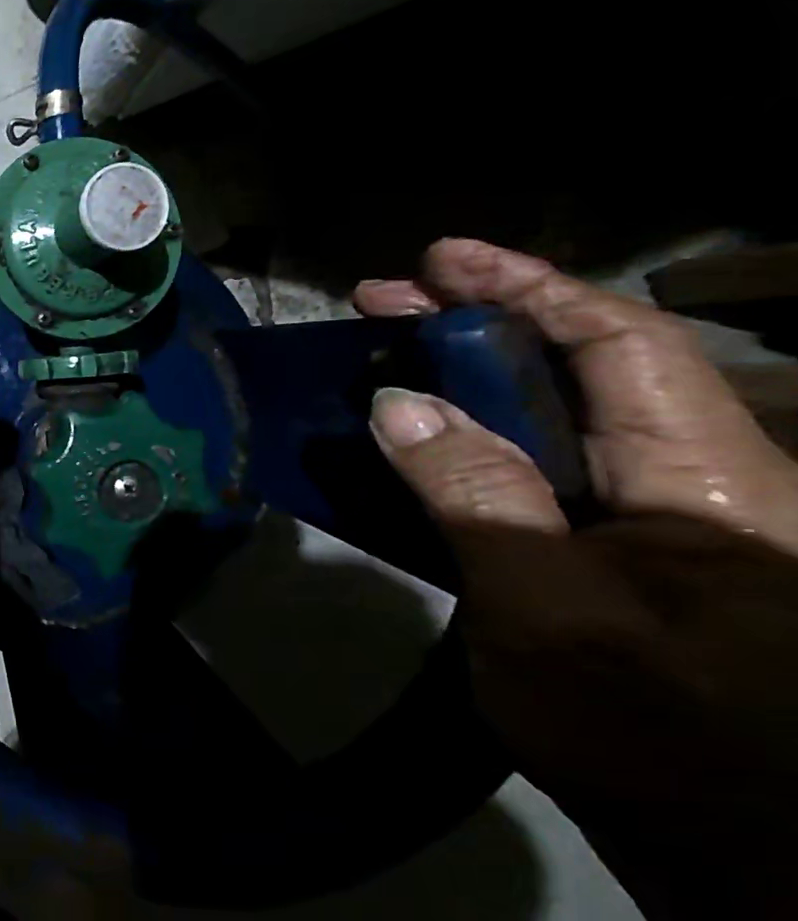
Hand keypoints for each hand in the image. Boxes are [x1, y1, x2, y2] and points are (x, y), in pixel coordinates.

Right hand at [358, 239, 797, 918]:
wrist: (735, 859)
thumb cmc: (660, 730)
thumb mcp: (553, 612)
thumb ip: (479, 500)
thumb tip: (400, 406)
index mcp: (705, 479)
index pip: (619, 345)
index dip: (527, 288)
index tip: (438, 258)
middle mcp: (680, 481)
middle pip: (578, 368)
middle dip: (478, 322)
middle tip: (382, 297)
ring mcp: (636, 521)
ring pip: (543, 418)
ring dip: (459, 377)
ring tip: (382, 350)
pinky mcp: (594, 555)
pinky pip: (519, 472)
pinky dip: (456, 440)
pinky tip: (403, 440)